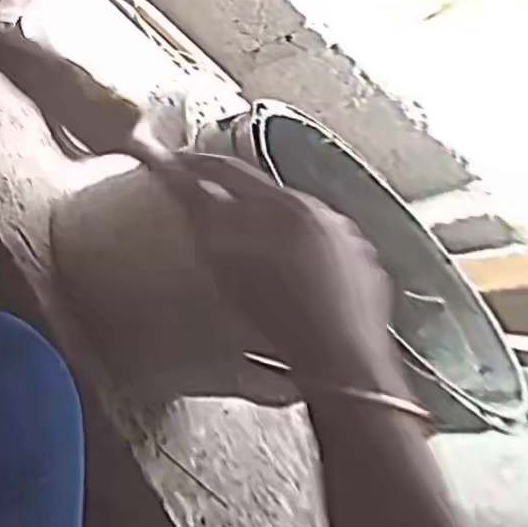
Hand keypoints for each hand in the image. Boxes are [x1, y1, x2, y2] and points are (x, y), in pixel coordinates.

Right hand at [167, 153, 397, 386]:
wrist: (340, 364)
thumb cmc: (273, 308)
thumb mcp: (218, 252)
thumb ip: (195, 203)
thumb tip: (173, 170)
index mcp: (283, 201)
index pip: (224, 167)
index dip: (189, 162)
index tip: (165, 164)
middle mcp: (321, 212)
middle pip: (256, 186)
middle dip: (221, 187)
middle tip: (189, 195)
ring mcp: (346, 240)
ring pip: (286, 212)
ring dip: (254, 213)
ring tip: (229, 229)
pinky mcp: (362, 268)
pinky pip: (311, 239)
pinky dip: (284, 239)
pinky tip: (270, 261)